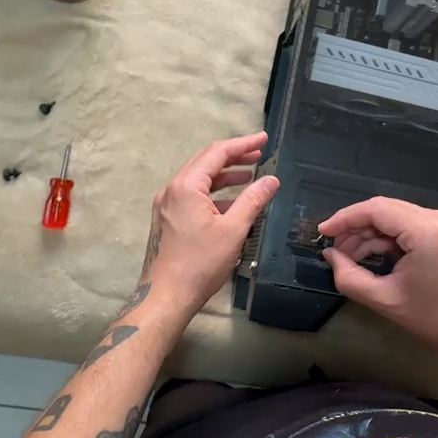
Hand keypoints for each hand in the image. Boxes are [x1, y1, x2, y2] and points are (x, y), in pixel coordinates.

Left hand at [137, 132, 280, 321]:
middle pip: (205, 162)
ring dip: (224, 175)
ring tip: (250, 174)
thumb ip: (253, 200)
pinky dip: (214, 193)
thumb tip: (272, 179)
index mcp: (186, 186)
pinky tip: (232, 202)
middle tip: (260, 154)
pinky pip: (193, 195)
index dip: (243, 144)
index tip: (264, 140)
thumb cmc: (200, 263)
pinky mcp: (167, 219)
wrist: (166, 297)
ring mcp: (166, 205)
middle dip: (233, 156)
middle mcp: (172, 189)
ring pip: (199, 179)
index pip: (217, 153)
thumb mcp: (233, 230)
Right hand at [318, 197, 437, 361]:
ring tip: (348, 257)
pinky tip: (370, 255)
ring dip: (370, 233)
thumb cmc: (434, 319)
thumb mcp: (385, 300)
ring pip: (395, 217)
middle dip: (355, 227)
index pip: (376, 209)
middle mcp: (437, 217)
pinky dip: (387, 238)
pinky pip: (408, 225)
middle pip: (385, 209)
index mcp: (425, 230)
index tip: (322, 232)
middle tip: (333, 249)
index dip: (345, 219)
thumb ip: (350, 276)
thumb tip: (330, 255)